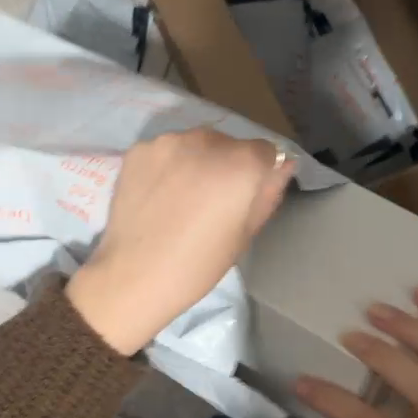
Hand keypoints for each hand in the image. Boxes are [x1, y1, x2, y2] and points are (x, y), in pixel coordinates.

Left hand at [67, 129, 294, 355]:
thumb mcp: (244, 235)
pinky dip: (167, 166)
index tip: (244, 198)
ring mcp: (168, 142)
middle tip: (211, 202)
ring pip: (195, 144)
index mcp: (241, 164)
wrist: (134, 276)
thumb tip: (283, 166)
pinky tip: (158, 196)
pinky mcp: (138, 149)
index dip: (259, 173)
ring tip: (181, 199)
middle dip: (226, 165)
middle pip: (229, 144)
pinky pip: (165, 150)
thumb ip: (268, 194)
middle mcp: (206, 140)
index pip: (266, 151)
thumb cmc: (198, 265)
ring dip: (196, 162)